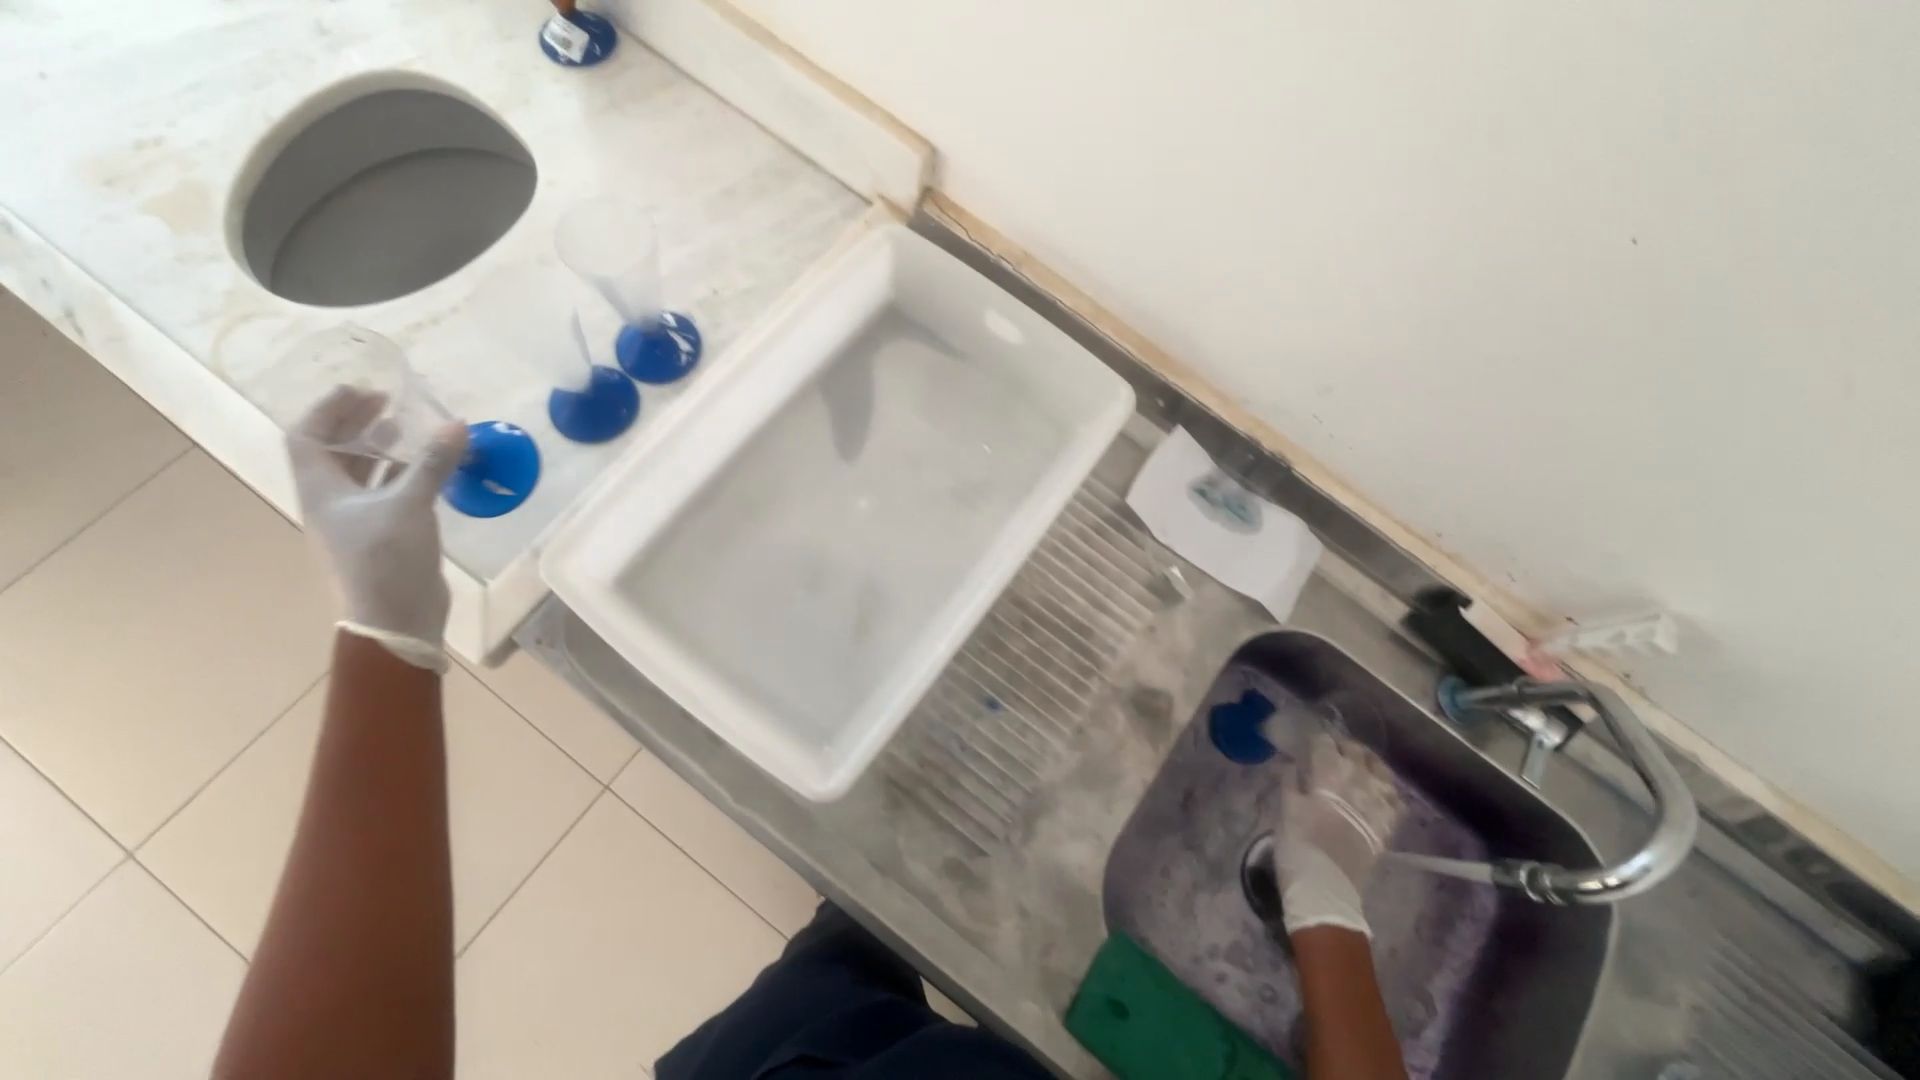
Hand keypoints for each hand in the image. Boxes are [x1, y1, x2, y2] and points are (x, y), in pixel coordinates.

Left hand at [288, 387, 467, 670]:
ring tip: (409, 430)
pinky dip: (403, 475)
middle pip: (333, 453)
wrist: (394, 619)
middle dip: (357, 425)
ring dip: (381, 450)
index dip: (328, 409)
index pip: (307, 437)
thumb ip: (431, 463)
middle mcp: (331, 502)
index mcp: (320, 491)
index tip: (362, 390)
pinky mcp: (384, 536)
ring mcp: (357, 521)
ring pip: (361, 474)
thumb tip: (457, 425)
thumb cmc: (387, 559)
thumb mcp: (410, 505)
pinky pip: (387, 494)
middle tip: (389, 404)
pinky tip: (428, 469)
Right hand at [1270, 733, 1404, 937]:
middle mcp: (1359, 780)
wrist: (1327, 886)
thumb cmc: (1298, 845)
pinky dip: (1387, 789)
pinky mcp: (1389, 823)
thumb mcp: (1286, 809)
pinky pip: (1395, 798)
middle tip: (1331, 747)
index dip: (1316, 738)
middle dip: (1343, 745)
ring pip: (1381, 770)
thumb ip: (1290, 782)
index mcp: (1329, 772)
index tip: (1308, 739)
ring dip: (1368, 761)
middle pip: (1355, 751)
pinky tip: (1379, 790)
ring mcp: (1379, 801)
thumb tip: (1288, 763)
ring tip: (1359, 762)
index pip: (1324, 743)